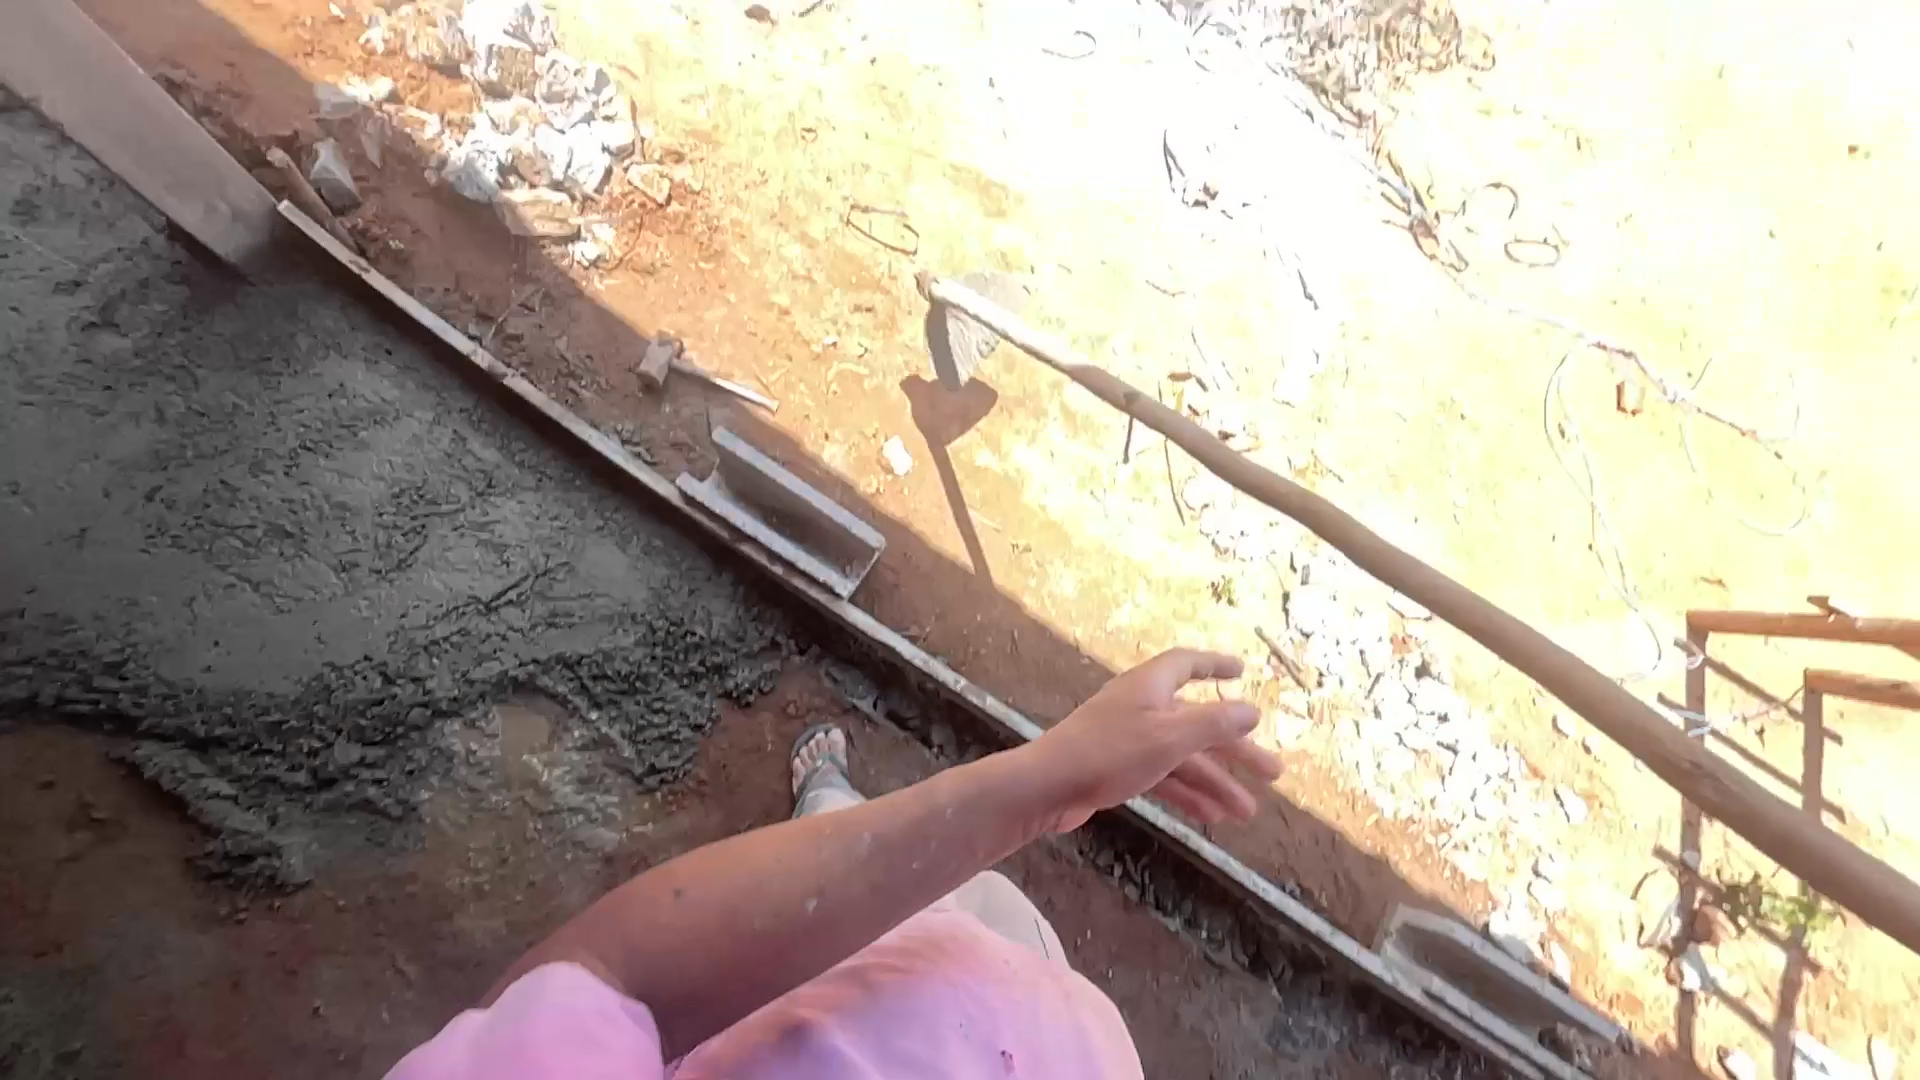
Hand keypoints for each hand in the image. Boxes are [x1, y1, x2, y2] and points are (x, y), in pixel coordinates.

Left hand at [1020, 649, 1282, 832]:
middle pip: (1195, 720)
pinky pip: (1161, 775)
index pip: (1187, 664)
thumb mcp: (1169, 737)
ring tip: (1246, 813)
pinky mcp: (1116, 768)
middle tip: (1274, 773)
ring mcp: (1127, 738)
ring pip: (1181, 755)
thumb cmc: (1109, 753)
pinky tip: (1210, 818)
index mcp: (1150, 686)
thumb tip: (1252, 709)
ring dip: (1214, 782)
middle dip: (1233, 747)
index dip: (1215, 665)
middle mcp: (1140, 706)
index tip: (1242, 669)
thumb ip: (1213, 723)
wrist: (1049, 786)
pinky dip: (1186, 793)